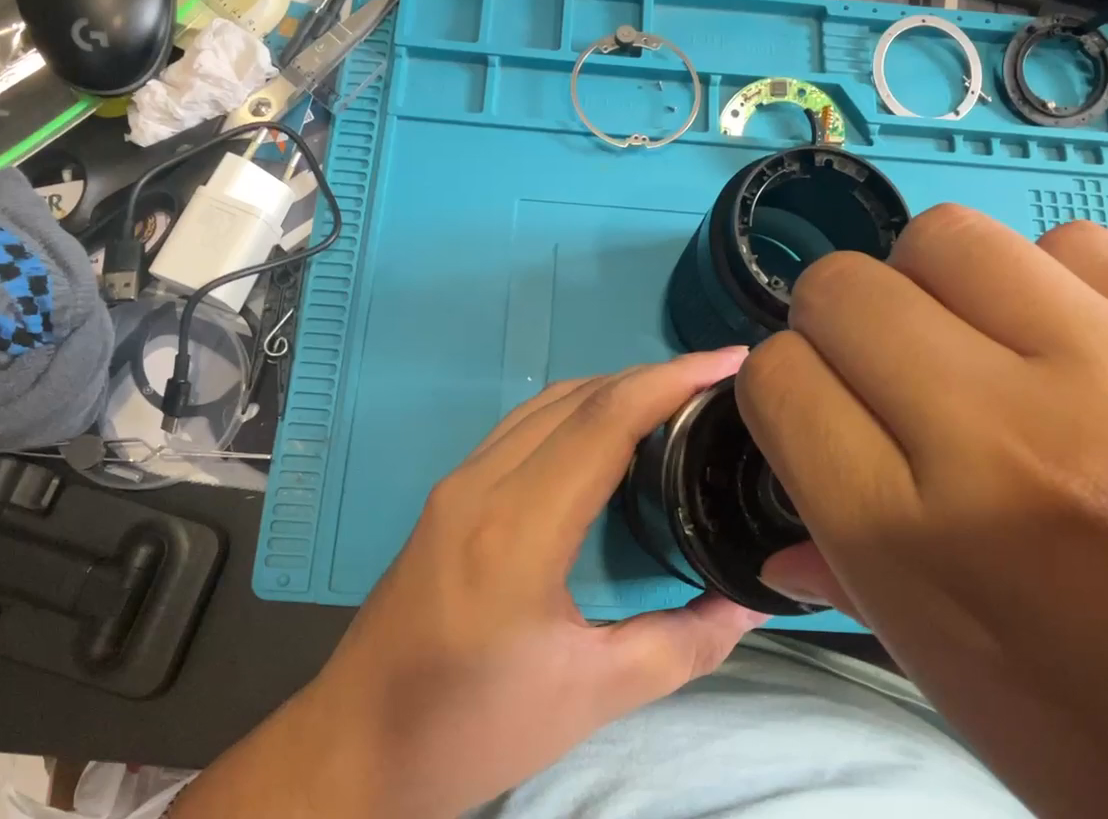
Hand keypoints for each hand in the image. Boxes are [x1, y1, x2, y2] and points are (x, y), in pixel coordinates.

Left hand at [176, 349, 766, 818]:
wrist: (357, 746)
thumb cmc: (472, 725)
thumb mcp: (591, 695)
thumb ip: (682, 645)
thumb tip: (749, 604)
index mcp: (517, 526)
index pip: (605, 420)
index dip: (672, 380)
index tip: (731, 361)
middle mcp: (481, 484)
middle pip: (577, 399)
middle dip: (650, 378)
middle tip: (716, 388)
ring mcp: (456, 484)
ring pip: (545, 406)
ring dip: (610, 391)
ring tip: (674, 405)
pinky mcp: (446, 497)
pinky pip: (522, 428)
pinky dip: (575, 414)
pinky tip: (608, 440)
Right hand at [738, 205, 1107, 818]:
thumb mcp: (990, 710)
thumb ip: (868, 599)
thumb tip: (786, 546)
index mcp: (925, 546)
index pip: (777, 381)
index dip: (777, 395)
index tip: (809, 422)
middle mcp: (1003, 438)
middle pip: (842, 291)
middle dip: (832, 328)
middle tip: (872, 379)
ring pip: (948, 240)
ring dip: (930, 288)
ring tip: (964, 346)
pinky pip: (1081, 250)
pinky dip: (1048, 284)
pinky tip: (1075, 341)